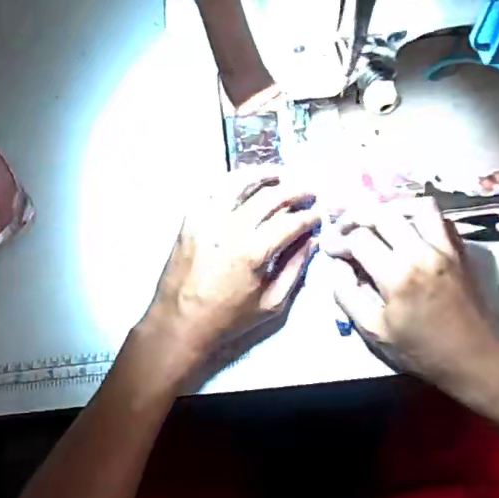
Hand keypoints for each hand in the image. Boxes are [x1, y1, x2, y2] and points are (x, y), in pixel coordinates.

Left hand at [140, 166, 320, 367]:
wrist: (179, 323)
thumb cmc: (229, 319)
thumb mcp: (272, 303)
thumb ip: (295, 268)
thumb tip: (311, 241)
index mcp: (252, 253)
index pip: (290, 223)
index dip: (309, 216)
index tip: (319, 214)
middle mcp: (229, 230)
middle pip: (269, 197)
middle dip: (294, 191)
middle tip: (308, 191)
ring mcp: (206, 221)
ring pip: (238, 183)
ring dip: (262, 174)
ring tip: (279, 173)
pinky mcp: (190, 220)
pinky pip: (212, 190)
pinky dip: (230, 181)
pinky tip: (244, 181)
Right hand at [320, 197, 498, 407]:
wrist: (475, 357)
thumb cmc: (422, 351)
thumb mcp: (376, 333)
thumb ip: (350, 297)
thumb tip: (338, 268)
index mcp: (399, 276)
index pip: (360, 238)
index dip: (339, 240)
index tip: (332, 249)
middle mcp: (423, 253)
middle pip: (384, 214)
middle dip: (358, 215)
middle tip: (346, 227)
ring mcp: (446, 248)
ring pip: (417, 206)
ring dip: (392, 209)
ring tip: (379, 222)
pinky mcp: (461, 250)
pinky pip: (441, 218)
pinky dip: (420, 217)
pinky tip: (409, 230)